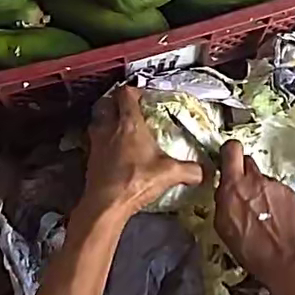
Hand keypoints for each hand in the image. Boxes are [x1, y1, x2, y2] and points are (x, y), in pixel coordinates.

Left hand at [79, 87, 203, 222]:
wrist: (106, 203)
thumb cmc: (136, 180)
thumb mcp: (169, 173)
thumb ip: (190, 170)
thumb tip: (205, 172)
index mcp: (129, 123)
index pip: (126, 94)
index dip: (134, 90)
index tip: (143, 96)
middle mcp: (109, 127)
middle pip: (108, 102)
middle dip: (117, 102)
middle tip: (130, 108)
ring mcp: (96, 142)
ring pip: (98, 120)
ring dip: (107, 119)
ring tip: (120, 126)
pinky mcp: (90, 157)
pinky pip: (94, 139)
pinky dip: (102, 139)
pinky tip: (112, 150)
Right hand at [214, 140, 294, 290]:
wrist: (285, 260)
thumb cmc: (250, 249)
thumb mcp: (223, 226)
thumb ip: (222, 200)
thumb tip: (224, 191)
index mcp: (233, 186)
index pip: (231, 149)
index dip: (229, 152)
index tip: (227, 160)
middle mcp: (255, 180)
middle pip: (247, 161)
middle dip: (243, 173)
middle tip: (242, 190)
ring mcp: (274, 185)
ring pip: (262, 178)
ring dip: (259, 189)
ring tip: (261, 212)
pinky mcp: (289, 193)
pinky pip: (276, 189)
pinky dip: (273, 199)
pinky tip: (273, 217)